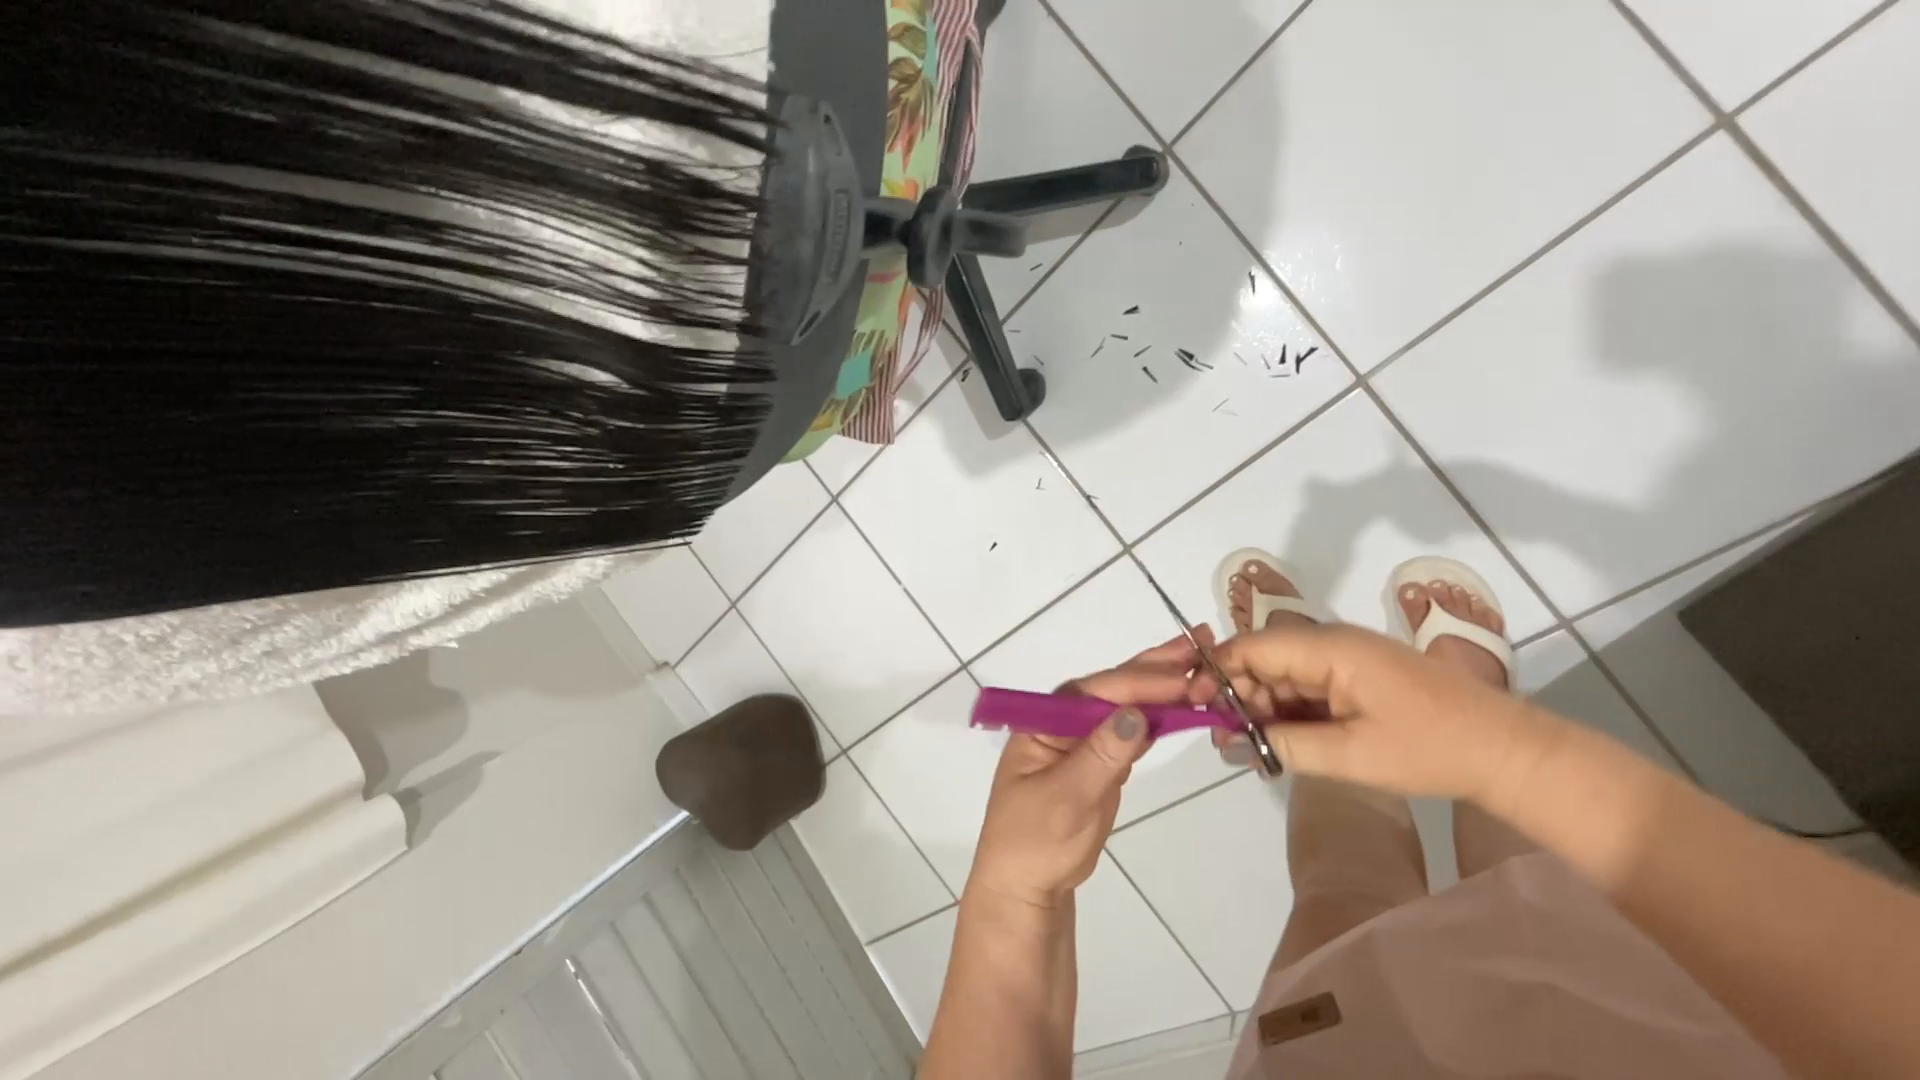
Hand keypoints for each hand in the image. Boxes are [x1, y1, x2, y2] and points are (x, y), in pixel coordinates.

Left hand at [967, 631, 1216, 907]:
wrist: (1027, 886)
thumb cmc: (1035, 842)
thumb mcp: (1065, 798)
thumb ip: (1101, 756)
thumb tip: (1136, 713)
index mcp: (1045, 721)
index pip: (1097, 691)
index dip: (1141, 681)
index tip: (1184, 675)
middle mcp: (1065, 722)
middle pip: (1114, 688)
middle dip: (1157, 669)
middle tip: (1203, 644)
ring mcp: (1086, 741)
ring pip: (1129, 705)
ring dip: (1165, 688)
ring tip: (1204, 666)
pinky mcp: (1104, 762)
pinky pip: (1135, 731)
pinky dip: (1162, 718)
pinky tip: (1188, 704)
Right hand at [1211, 622, 1560, 802]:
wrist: (1507, 752)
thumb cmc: (1430, 749)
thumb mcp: (1351, 755)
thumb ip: (1284, 745)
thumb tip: (1230, 744)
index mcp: (1331, 648)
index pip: (1253, 647)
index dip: (1217, 672)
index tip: (1195, 708)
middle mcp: (1334, 643)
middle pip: (1264, 658)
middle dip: (1238, 694)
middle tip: (1225, 739)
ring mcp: (1348, 659)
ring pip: (1283, 673)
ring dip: (1262, 705)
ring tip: (1251, 746)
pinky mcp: (1360, 677)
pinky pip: (1308, 686)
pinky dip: (1289, 710)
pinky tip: (1282, 740)